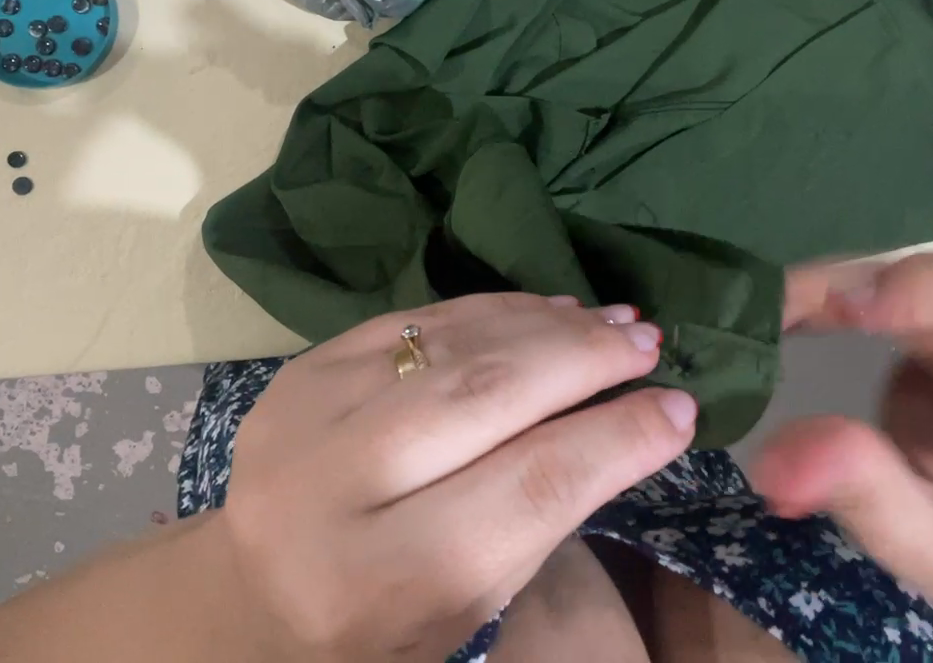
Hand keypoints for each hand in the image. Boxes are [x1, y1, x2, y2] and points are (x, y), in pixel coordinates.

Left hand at [216, 293, 697, 660]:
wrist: (253, 588)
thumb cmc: (376, 623)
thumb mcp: (468, 602)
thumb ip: (543, 511)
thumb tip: (639, 417)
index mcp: (386, 577)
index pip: (527, 489)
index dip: (615, 440)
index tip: (679, 408)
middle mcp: (337, 483)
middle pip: (485, 396)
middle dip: (581, 360)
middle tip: (648, 342)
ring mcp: (310, 409)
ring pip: (452, 344)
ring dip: (543, 324)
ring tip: (609, 319)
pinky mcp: (305, 365)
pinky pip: (416, 319)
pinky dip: (490, 309)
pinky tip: (542, 308)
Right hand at [751, 255, 932, 661]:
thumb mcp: (929, 557)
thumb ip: (866, 500)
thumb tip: (770, 456)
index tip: (842, 308)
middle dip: (871, 283)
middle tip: (780, 302)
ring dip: (851, 282)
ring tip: (776, 307)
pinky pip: (918, 287)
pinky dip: (852, 291)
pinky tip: (801, 309)